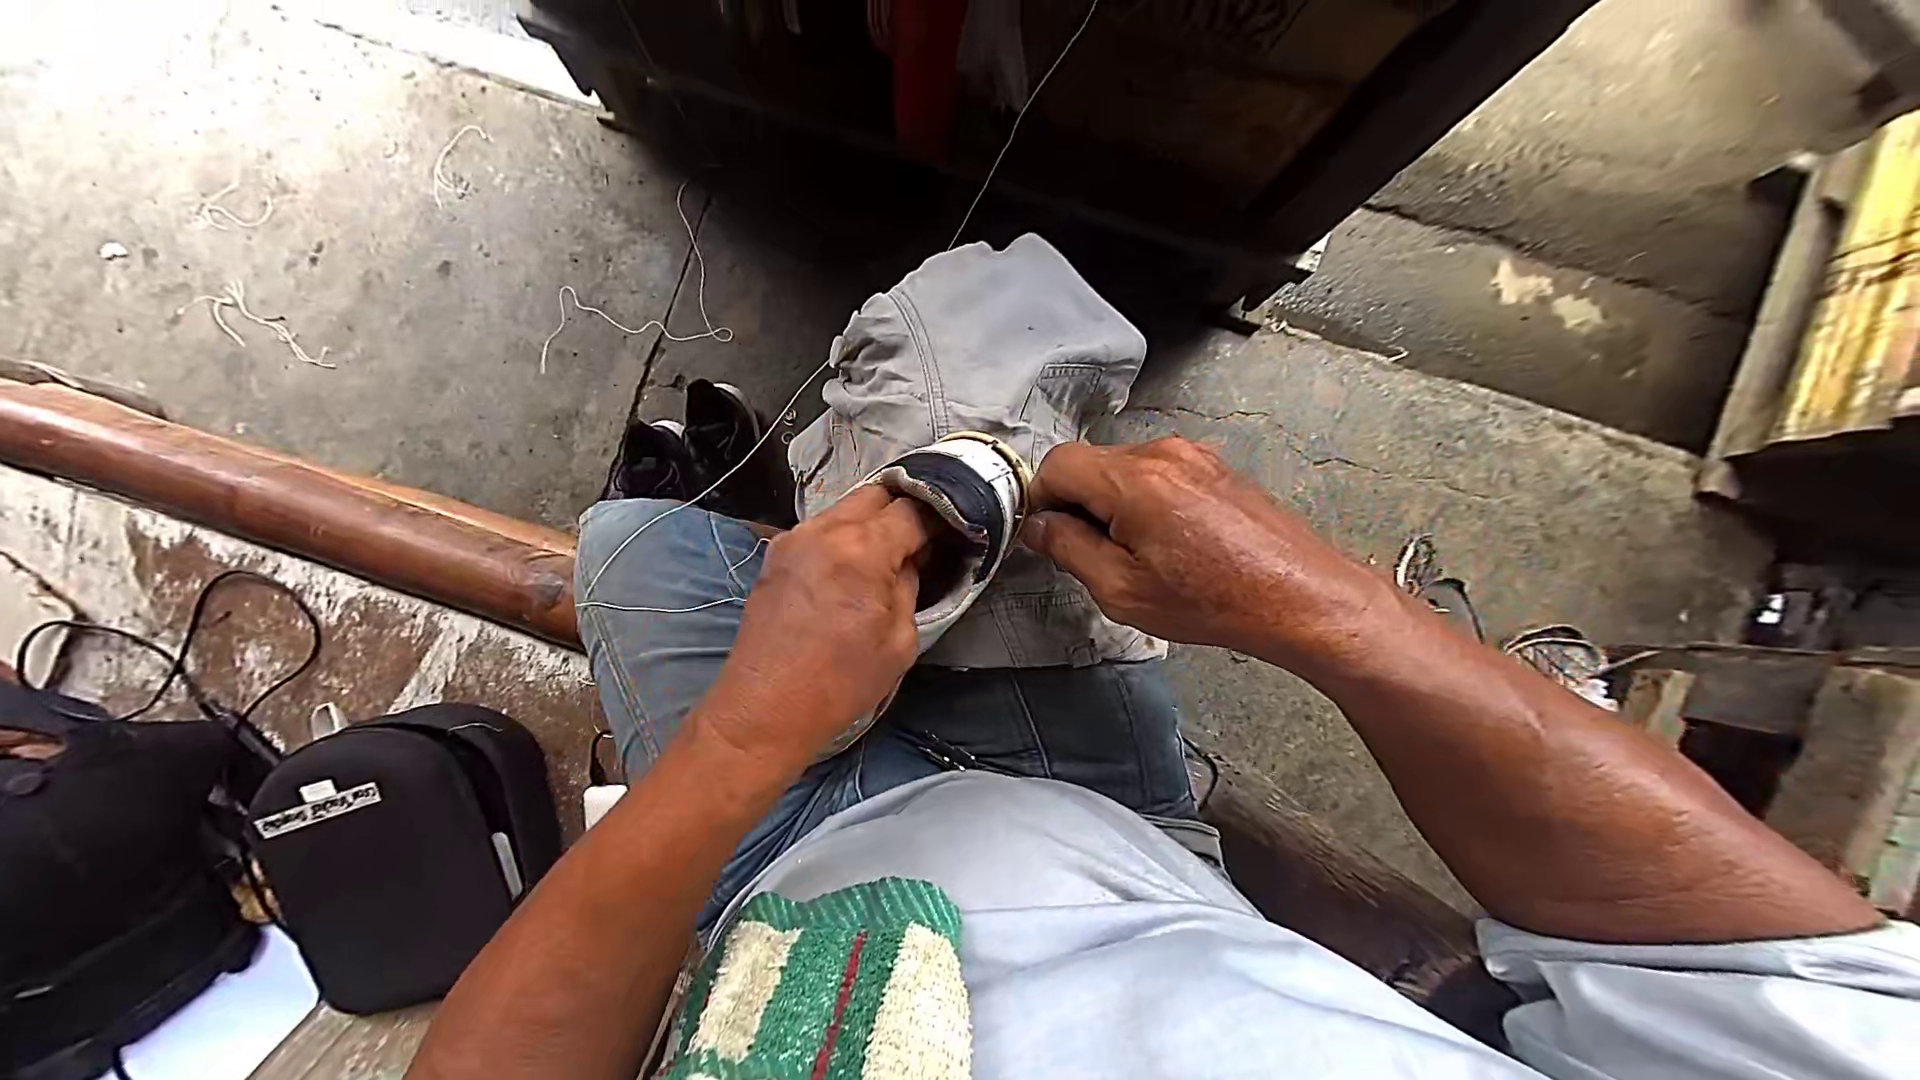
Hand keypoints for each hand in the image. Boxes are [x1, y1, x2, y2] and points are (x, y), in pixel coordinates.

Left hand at [695, 486, 933, 766]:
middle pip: (876, 493)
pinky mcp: (775, 554)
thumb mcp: (900, 639)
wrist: (766, 708)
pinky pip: (820, 529)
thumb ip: (909, 585)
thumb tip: (912, 558)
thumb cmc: (840, 682)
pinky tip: (851, 567)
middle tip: (919, 539)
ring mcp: (794, 538)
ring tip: (885, 555)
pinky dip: (843, 536)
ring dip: (871, 521)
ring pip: (845, 507)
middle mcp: (824, 531)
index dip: (938, 519)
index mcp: (862, 550)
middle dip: (904, 509)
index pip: (912, 511)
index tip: (951, 533)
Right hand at [1020, 438, 1399, 671]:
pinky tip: (1161, 542)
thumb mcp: (1122, 589)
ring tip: (1131, 552)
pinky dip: (1139, 500)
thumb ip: (1068, 548)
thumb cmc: (1219, 599)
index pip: (1057, 464)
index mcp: (1134, 481)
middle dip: (1074, 503)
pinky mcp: (1210, 467)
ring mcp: (1191, 456)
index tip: (1043, 528)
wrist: (1299, 597)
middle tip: (1086, 550)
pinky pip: (1153, 472)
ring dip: (1108, 503)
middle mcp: (1163, 454)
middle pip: (1088, 463)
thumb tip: (1041, 527)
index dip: (1039, 498)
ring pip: (1119, 468)